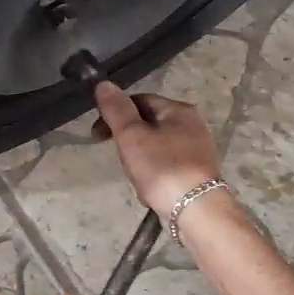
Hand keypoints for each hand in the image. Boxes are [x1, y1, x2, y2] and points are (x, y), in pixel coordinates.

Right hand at [91, 82, 223, 213]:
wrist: (195, 210)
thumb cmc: (162, 168)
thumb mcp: (132, 136)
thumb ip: (116, 110)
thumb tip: (103, 84)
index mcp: (179, 110)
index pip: (139, 100)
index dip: (115, 114)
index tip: (97, 135)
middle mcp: (192, 125)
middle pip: (147, 125)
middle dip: (128, 141)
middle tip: (119, 159)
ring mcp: (196, 151)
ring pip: (155, 148)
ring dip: (139, 161)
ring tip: (135, 178)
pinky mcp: (195, 173)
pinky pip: (166, 167)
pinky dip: (153, 175)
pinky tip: (149, 190)